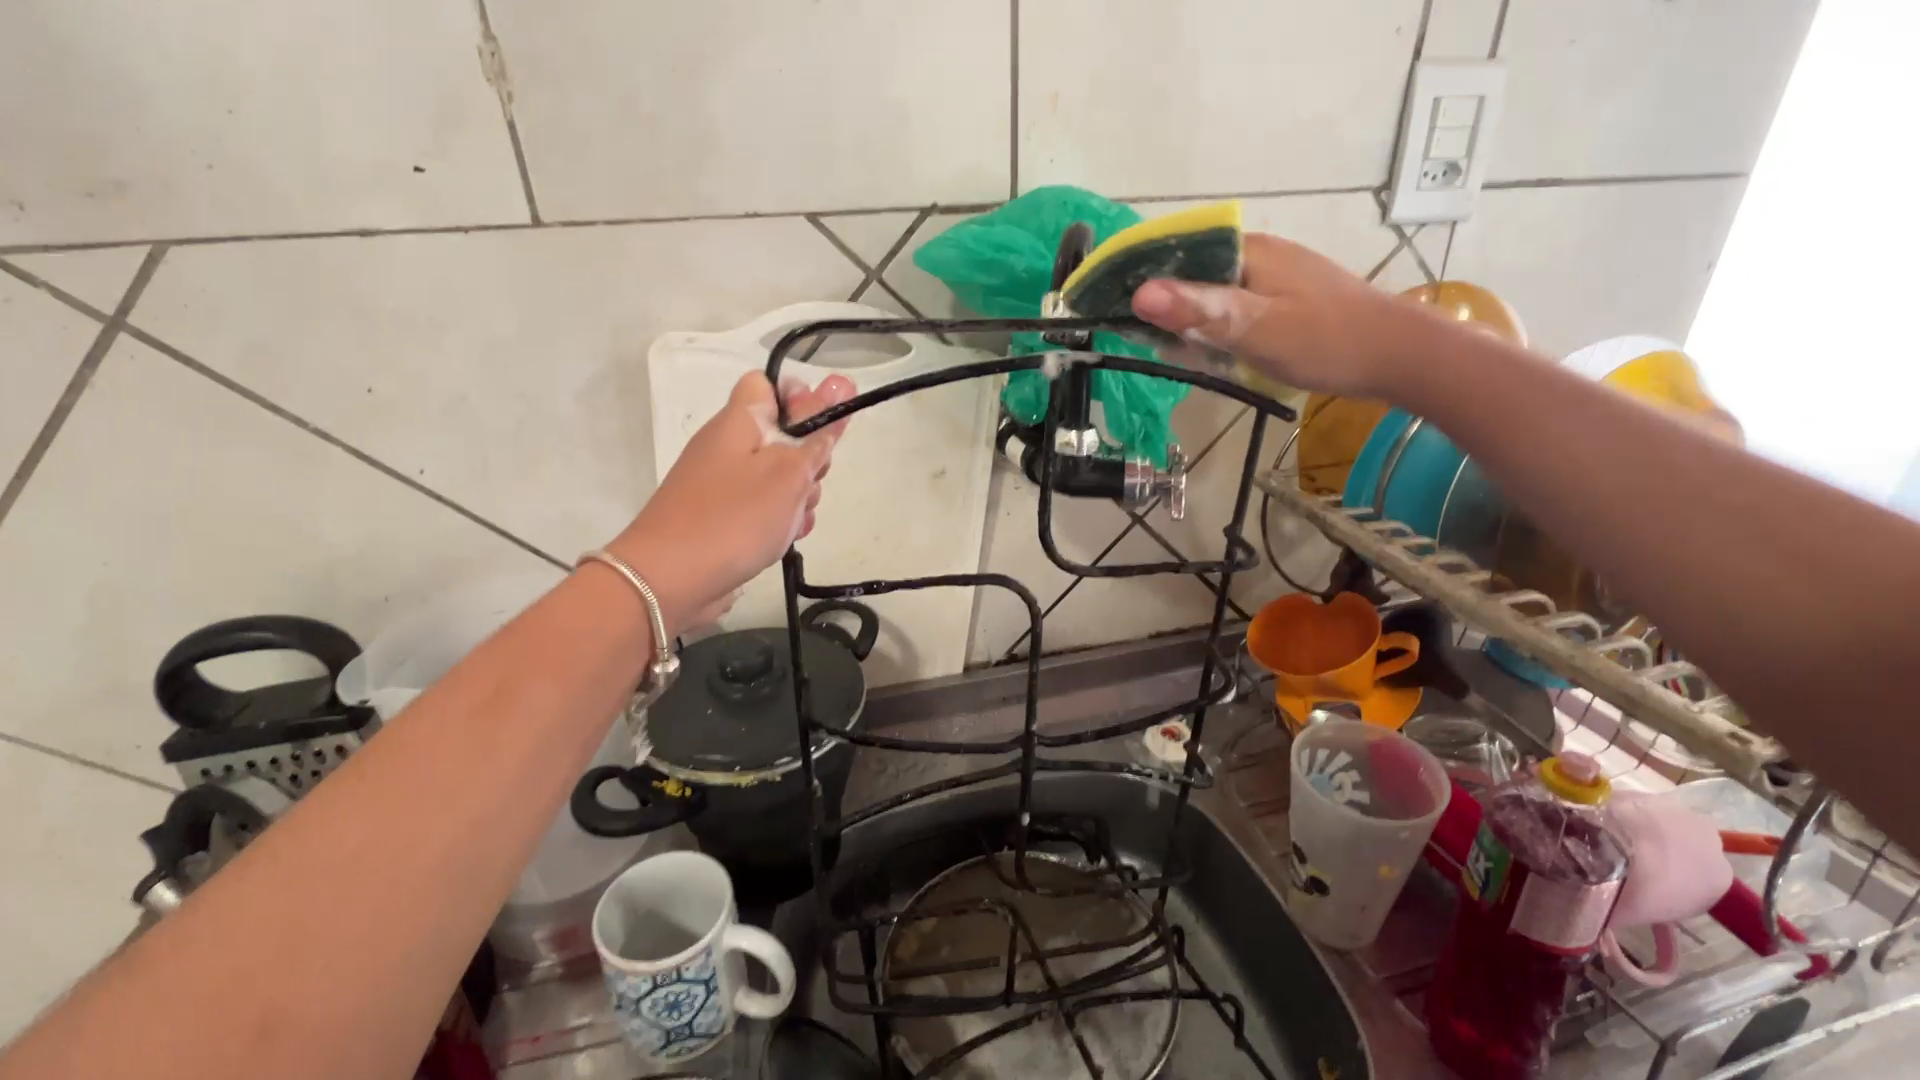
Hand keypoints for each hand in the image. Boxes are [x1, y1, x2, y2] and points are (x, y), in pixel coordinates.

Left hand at [609, 372, 854, 634]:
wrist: (668, 580)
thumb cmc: (733, 518)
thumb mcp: (788, 474)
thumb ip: (817, 437)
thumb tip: (838, 389)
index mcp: (738, 422)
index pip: (767, 384)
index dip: (800, 397)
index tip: (822, 427)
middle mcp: (727, 447)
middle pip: (781, 435)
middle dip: (809, 458)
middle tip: (811, 481)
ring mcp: (722, 485)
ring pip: (777, 477)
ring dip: (798, 496)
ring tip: (796, 521)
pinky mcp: (721, 518)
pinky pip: (761, 509)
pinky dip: (778, 521)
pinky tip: (785, 539)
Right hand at [1130, 233, 1428, 398]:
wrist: (1399, 356)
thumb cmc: (1327, 340)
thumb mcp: (1256, 328)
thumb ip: (1199, 309)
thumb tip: (1138, 292)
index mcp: (1245, 250)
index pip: (1172, 246)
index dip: (1132, 268)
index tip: (1099, 297)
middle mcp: (1254, 254)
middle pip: (1186, 269)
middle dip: (1154, 298)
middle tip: (1128, 333)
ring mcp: (1269, 277)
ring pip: (1206, 290)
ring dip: (1180, 315)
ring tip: (1160, 345)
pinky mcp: (1280, 300)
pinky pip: (1228, 306)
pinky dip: (1207, 325)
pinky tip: (1202, 349)